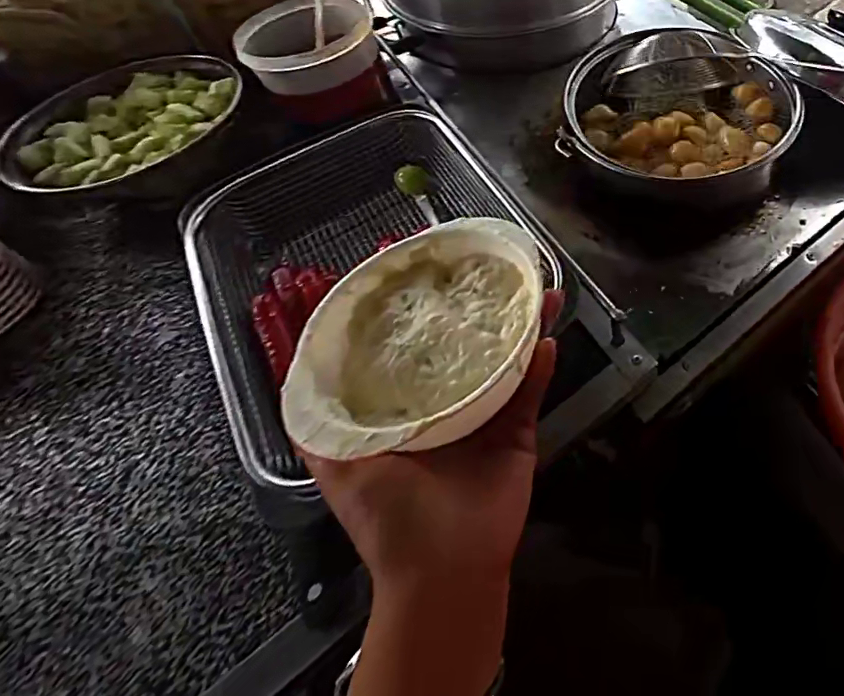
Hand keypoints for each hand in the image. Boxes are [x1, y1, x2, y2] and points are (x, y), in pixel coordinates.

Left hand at [300, 292, 562, 597]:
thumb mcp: (337, 466)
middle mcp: (447, 403)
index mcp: (408, 407)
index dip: (419, 312)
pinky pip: (531, 390)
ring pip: (503, 359)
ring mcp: (485, 415)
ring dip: (519, 326)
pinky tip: (546, 335)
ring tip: (530, 289)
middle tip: (484, 270)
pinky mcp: (516, 432)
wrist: (443, 572)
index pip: (413, 349)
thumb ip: (315, 425)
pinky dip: (540, 364)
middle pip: (464, 346)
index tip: (422, 274)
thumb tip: (297, 370)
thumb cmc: (387, 518)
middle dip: (476, 311)